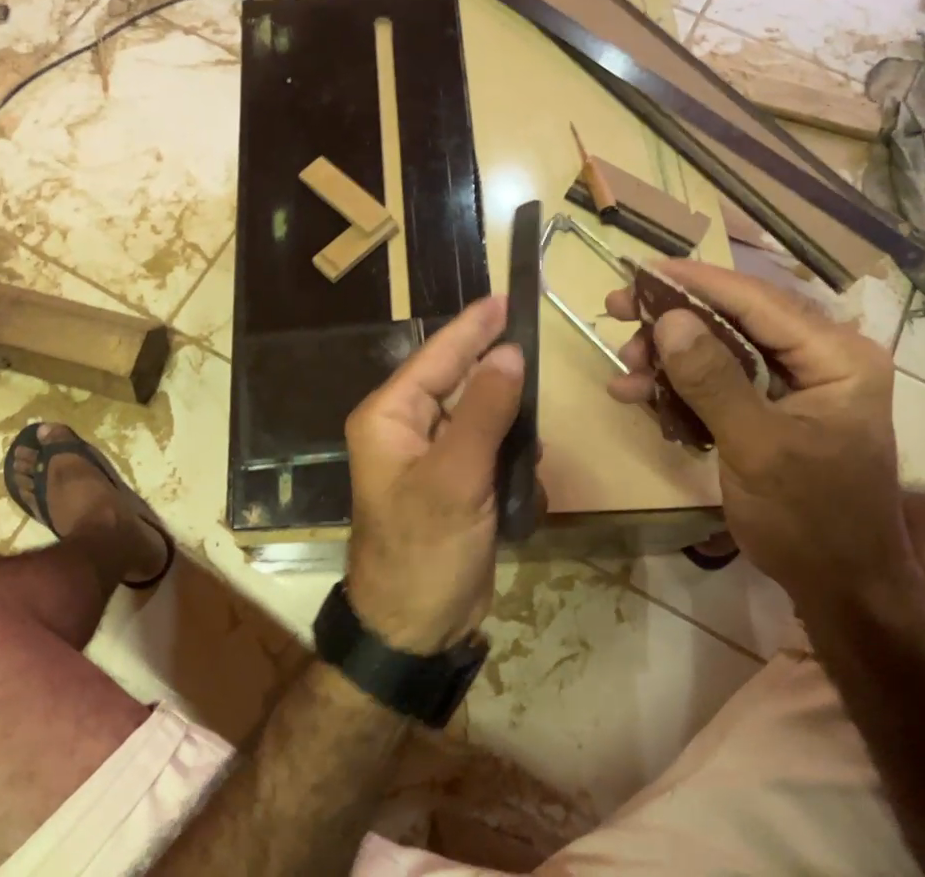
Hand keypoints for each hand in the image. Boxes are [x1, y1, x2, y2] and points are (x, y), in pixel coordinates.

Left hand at [344, 296, 525, 653]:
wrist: (415, 628)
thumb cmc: (424, 550)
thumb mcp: (455, 477)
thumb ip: (483, 411)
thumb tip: (509, 353)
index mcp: (389, 418)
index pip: (435, 358)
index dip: (472, 327)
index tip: (506, 298)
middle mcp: (405, 430)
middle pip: (458, 383)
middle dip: (496, 376)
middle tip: (535, 352)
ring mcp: (431, 459)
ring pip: (479, 416)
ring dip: (508, 425)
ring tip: (531, 432)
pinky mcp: (454, 485)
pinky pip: (487, 452)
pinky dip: (509, 460)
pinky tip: (524, 479)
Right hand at [605, 262, 913, 609]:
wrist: (841, 585)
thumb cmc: (810, 519)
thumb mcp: (758, 448)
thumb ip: (714, 380)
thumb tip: (671, 320)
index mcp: (838, 357)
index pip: (760, 301)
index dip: (697, 282)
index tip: (640, 269)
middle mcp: (822, 358)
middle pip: (737, 317)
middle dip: (674, 319)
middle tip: (618, 310)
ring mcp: (798, 384)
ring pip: (722, 347)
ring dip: (669, 357)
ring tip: (625, 371)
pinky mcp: (774, 409)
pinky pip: (721, 381)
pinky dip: (681, 387)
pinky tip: (640, 396)